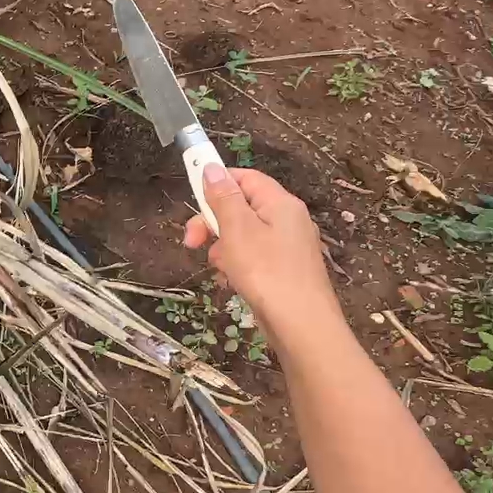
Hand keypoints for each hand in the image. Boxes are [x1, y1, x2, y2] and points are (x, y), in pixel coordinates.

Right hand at [183, 166, 342, 342]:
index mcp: (280, 204)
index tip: (192, 198)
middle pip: (240, 207)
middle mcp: (287, 220)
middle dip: (212, 222)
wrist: (300, 324)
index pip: (245, 178)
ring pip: (241, 234)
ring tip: (220, 267)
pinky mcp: (282, 268)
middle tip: (192, 241)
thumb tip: (211, 168)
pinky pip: (250, 255)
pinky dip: (235, 264)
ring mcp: (286, 246)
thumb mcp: (236, 230)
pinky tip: (232, 280)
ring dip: (221, 247)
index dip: (217, 182)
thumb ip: (222, 198)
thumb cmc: (266, 271)